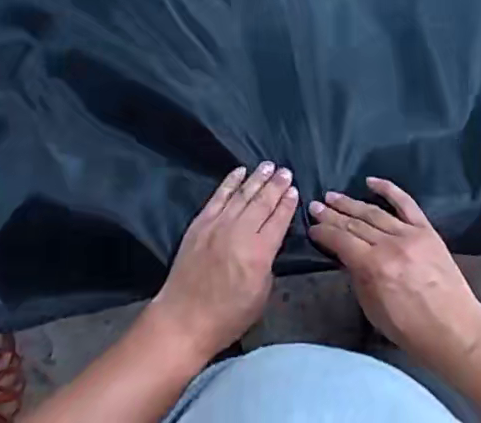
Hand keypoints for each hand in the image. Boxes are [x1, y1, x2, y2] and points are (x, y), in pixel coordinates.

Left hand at [143, 162, 297, 360]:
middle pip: (261, 202)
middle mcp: (239, 232)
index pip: (277, 221)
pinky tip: (239, 171)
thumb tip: (268, 243)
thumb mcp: (261, 294)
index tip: (295, 190)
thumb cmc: (229, 315)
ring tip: (268, 166)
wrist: (186, 315)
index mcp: (258, 253)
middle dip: (276, 186)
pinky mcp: (201, 221)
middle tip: (286, 171)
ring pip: (241, 194)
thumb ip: (267, 263)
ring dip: (256, 178)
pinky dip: (230, 182)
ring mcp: (217, 223)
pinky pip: (219, 196)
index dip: (287, 204)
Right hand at [308, 177, 480, 373]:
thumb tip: (346, 256)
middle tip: (314, 205)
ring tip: (332, 196)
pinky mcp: (427, 232)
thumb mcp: (373, 309)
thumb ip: (357, 277)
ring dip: (349, 202)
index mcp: (373, 267)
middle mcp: (389, 246)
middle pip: (353, 223)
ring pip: (373, 212)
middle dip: (330, 214)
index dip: (322, 232)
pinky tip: (371, 181)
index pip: (339, 239)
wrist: (459, 335)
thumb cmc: (412, 331)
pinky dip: (388, 189)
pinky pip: (406, 204)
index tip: (311, 227)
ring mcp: (409, 235)